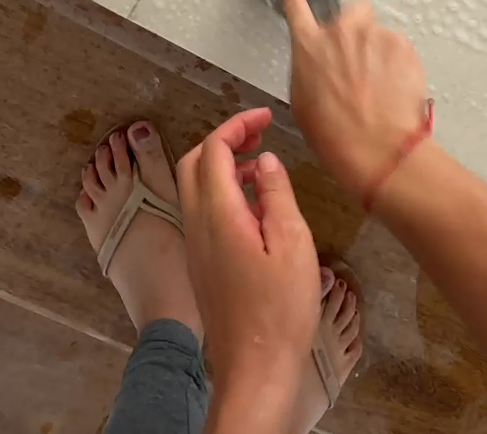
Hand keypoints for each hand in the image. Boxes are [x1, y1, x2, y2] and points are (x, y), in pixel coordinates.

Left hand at [176, 108, 319, 421]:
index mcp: (218, 215)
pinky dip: (223, 190)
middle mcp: (197, 225)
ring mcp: (196, 245)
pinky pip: (203, 210)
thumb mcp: (292, 242)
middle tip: (258, 131)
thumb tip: (265, 161)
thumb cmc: (279, 312)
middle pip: (194, 162)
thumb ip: (276, 194)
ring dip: (223, 164)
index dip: (238, 124)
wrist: (254, 370)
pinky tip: (255, 204)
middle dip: (224, 138)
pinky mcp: (202, 262)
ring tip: (262, 164)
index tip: (265, 116)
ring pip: (195, 186)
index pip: (214, 149)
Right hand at [282, 0, 430, 205]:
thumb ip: (308, 70)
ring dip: (379, 52)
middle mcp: (339, 32)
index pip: (297, 8)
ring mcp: (373, 35)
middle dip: (357, 27)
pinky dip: (399, 64)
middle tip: (360, 59)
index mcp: (309, 46)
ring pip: (379, 34)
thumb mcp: (303, 103)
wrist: (377, 149)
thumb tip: (317, 64)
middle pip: (351, 11)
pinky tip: (395, 90)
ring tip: (381, 87)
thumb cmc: (333, 135)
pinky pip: (399, 48)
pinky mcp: (402, 44)